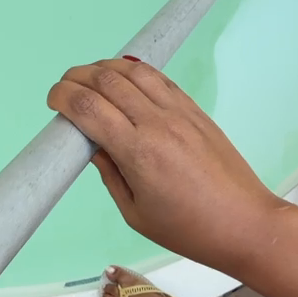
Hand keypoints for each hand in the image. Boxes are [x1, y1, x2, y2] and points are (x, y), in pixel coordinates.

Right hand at [48, 58, 294, 271]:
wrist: (244, 222)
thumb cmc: (189, 229)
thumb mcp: (135, 213)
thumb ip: (109, 173)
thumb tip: (92, 145)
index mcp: (138, 153)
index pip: (89, 108)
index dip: (63, 97)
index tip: (52, 101)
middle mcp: (158, 124)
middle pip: (107, 80)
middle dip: (77, 77)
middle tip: (65, 87)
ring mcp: (180, 113)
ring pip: (134, 71)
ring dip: (105, 67)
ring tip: (90, 77)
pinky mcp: (196, 111)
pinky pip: (160, 79)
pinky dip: (135, 72)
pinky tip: (124, 79)